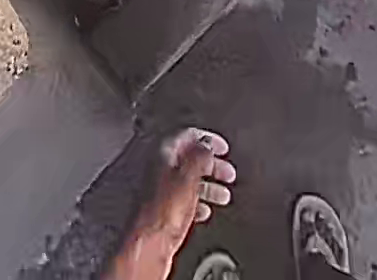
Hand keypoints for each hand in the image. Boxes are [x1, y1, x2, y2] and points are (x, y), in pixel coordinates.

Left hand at [134, 128, 235, 255]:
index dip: (209, 139)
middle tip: (228, 172)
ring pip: (187, 179)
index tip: (223, 148)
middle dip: (211, 165)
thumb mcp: (189, 177)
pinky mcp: (160, 207)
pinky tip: (204, 210)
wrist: (148, 243)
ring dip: (207, 185)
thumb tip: (208, 145)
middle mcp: (158, 165)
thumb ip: (200, 156)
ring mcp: (158, 186)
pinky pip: (182, 198)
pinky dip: (196, 201)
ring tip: (223, 195)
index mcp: (163, 150)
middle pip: (189, 157)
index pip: (189, 134)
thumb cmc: (164, 210)